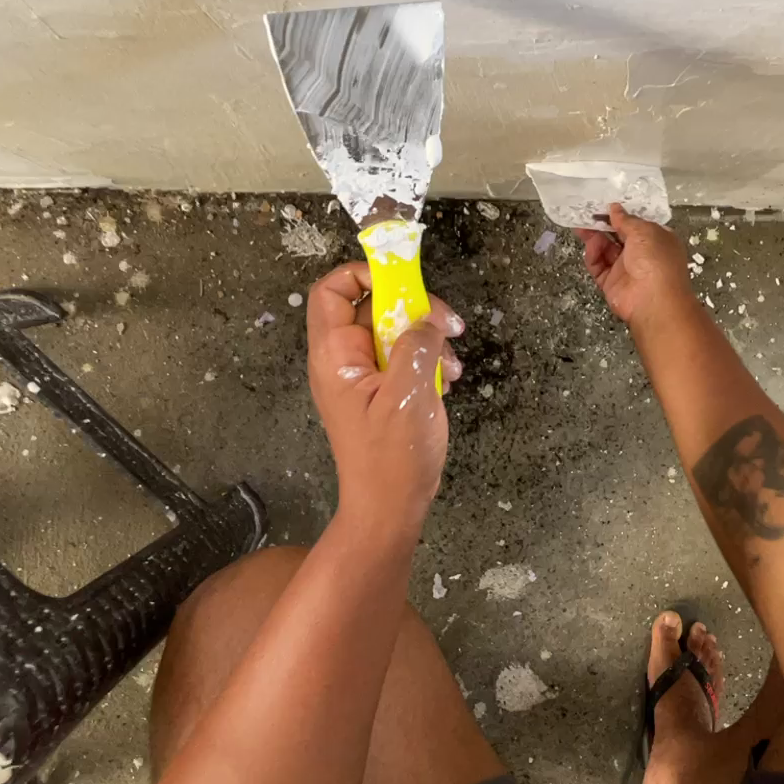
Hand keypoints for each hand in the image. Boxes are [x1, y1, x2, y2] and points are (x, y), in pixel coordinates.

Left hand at [305, 263, 465, 531]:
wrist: (391, 508)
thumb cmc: (392, 456)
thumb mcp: (408, 394)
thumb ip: (416, 345)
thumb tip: (426, 320)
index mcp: (335, 356)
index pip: (331, 291)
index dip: (363, 274)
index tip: (405, 281)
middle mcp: (344, 360)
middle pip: (370, 305)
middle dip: (412, 307)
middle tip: (445, 323)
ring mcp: (364, 376)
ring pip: (393, 329)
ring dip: (427, 336)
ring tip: (451, 362)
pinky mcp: (384, 390)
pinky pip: (404, 355)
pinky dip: (429, 358)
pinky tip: (449, 378)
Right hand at [575, 204, 693, 326]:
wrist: (653, 301)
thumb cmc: (656, 260)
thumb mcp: (644, 231)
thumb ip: (626, 220)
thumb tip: (615, 208)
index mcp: (656, 239)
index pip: (636, 224)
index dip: (621, 214)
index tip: (605, 204)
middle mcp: (641, 254)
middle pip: (618, 236)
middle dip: (603, 225)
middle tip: (586, 213)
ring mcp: (625, 269)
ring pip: (606, 249)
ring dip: (595, 237)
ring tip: (582, 227)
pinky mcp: (611, 282)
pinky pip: (599, 266)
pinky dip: (593, 255)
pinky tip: (591, 247)